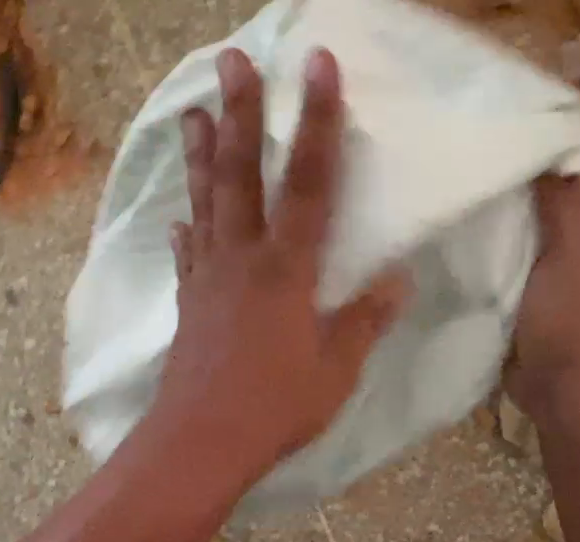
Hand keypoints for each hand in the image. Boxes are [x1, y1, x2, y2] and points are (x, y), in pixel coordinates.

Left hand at [141, 47, 408, 484]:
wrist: (200, 442)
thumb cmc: (275, 408)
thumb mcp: (335, 370)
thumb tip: (398, 278)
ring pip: (205, 204)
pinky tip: (181, 219)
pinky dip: (186, 230)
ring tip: (193, 110)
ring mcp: (208, 281)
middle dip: (239, 113)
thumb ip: (364, 321)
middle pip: (240, 175)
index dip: (316, 123)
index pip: (307, 184)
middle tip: (232, 60)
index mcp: (286, 270)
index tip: (318, 66)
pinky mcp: (189, 306)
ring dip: (201, 155)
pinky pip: (187, 256)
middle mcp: (241, 261)